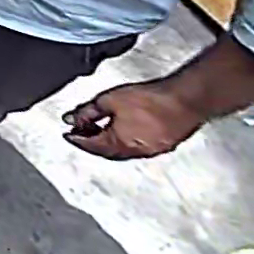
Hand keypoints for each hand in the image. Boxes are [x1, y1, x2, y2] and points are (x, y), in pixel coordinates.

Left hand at [63, 82, 207, 159]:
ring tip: (94, 129)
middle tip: (78, 133)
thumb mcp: (105, 102)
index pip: (94, 146)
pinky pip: (138, 149)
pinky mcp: (167, 145)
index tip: (66, 135)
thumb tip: (69, 120)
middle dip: (91, 144)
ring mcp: (156, 150)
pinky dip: (122, 143)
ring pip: (124, 152)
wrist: (186, 100)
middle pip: (109, 152)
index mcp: (123, 143)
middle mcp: (141, 151)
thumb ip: (85, 113)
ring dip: (106, 144)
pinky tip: (115, 131)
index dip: (78, 141)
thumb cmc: (146, 100)